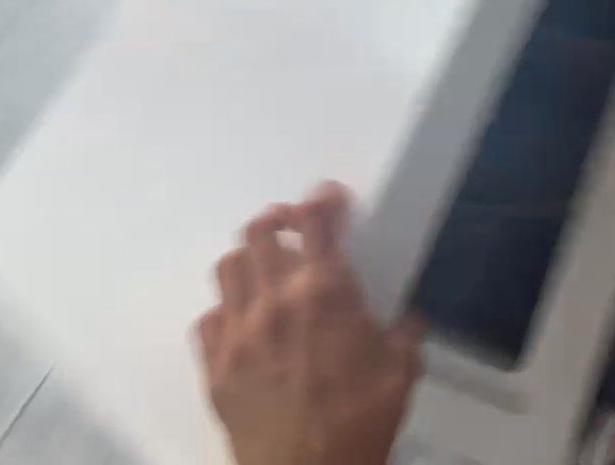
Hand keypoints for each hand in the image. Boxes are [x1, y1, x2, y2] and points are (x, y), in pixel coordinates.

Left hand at [196, 182, 424, 464]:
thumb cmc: (363, 417)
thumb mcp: (403, 365)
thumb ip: (403, 330)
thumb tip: (407, 320)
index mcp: (327, 291)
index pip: (316, 221)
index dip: (321, 200)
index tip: (327, 196)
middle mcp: (277, 300)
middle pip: (259, 231)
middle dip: (278, 220)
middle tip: (293, 229)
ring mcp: (239, 333)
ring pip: (228, 267)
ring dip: (249, 259)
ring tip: (266, 270)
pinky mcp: (214, 368)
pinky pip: (207, 320)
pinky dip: (225, 311)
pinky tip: (244, 324)